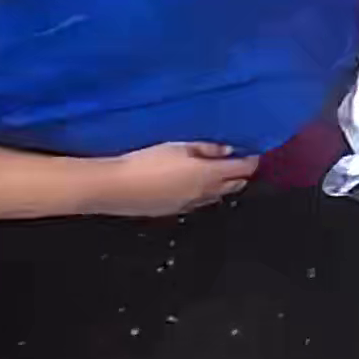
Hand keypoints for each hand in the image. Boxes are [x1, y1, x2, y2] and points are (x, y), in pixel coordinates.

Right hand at [85, 142, 259, 216]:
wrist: (107, 187)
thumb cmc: (145, 162)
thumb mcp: (179, 147)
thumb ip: (207, 148)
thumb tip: (228, 150)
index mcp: (212, 175)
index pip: (245, 168)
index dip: (251, 160)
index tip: (251, 153)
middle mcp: (206, 192)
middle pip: (236, 184)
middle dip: (241, 174)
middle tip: (236, 163)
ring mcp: (189, 204)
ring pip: (218, 196)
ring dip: (223, 186)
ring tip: (218, 175)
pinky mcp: (170, 211)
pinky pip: (197, 203)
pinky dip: (204, 195)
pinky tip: (194, 187)